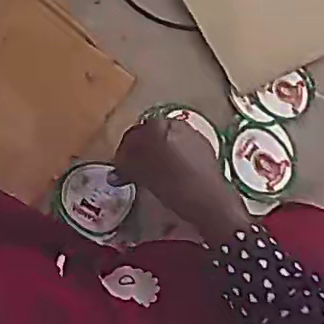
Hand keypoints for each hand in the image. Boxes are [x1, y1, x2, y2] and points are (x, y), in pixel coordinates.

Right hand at [113, 117, 246, 242]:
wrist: (207, 199)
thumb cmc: (171, 186)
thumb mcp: (142, 176)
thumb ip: (126, 167)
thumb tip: (116, 172)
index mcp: (154, 126)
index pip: (131, 136)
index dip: (124, 153)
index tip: (121, 166)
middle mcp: (173, 123)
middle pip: (150, 134)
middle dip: (142, 149)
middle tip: (136, 168)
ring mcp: (191, 132)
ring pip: (167, 139)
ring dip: (159, 151)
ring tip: (155, 171)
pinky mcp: (204, 144)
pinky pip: (182, 146)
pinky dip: (174, 155)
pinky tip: (174, 172)